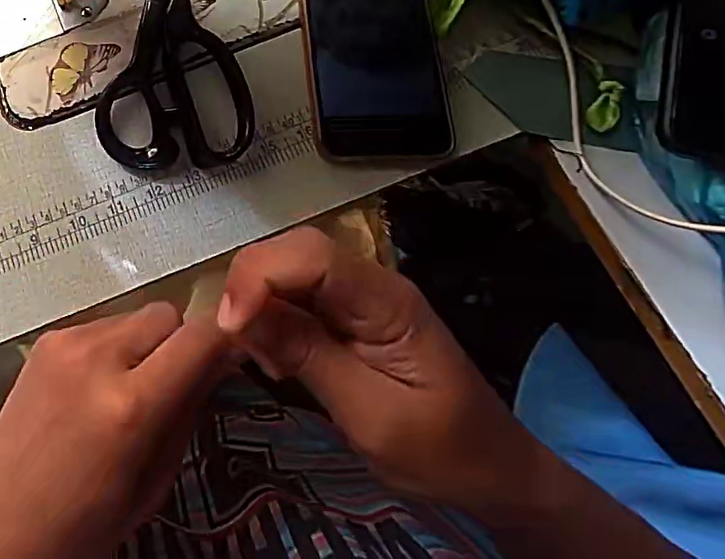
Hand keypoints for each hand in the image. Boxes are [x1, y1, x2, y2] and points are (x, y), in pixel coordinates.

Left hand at [0, 302, 230, 558]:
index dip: (224, 341)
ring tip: (125, 386)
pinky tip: (93, 385)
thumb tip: (218, 363)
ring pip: (135, 315)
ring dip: (143, 344)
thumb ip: (188, 414)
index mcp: (130, 406)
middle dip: (178, 342)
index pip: (200, 338)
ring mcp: (68, 342)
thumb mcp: (152, 484)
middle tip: (170, 380)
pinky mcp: (49, 336)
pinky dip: (111, 347)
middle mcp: (98, 359)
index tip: (229, 355)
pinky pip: (102, 325)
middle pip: (167, 314)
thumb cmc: (81, 522)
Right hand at [215, 226, 564, 525]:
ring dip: (259, 301)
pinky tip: (273, 354)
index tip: (230, 323)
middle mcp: (370, 282)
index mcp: (386, 299)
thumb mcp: (373, 417)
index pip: (312, 256)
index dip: (261, 275)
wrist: (494, 474)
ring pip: (290, 268)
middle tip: (234, 339)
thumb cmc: (443, 454)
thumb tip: (239, 318)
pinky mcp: (348, 314)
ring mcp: (359, 295)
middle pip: (295, 250)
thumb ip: (308, 357)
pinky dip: (271, 317)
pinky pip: (296, 295)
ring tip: (257, 354)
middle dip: (253, 284)